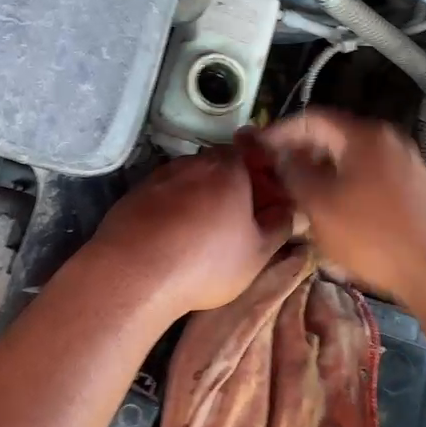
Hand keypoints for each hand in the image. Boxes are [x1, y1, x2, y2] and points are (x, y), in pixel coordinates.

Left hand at [78, 149, 289, 316]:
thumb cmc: (206, 261)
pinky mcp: (136, 193)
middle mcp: (194, 162)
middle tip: (242, 218)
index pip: (254, 154)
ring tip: (208, 231)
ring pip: (192, 179)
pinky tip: (175, 235)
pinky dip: (175, 208)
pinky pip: (165, 194)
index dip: (264, 175)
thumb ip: (279, 225)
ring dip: (203, 196)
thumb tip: (290, 211)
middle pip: (221, 165)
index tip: (269, 200)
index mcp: (229, 168)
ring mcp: (161, 175)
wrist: (134, 272)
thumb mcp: (257, 252)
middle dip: (234, 186)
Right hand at [255, 109, 425, 295]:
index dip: (280, 131)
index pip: (312, 118)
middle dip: (300, 151)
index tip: (258, 148)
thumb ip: (293, 173)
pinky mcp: (413, 187)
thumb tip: (282, 156)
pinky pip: (368, 174)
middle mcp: (387, 140)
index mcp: (364, 135)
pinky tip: (332, 207)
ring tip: (298, 192)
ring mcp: (405, 163)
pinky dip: (344, 182)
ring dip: (321, 169)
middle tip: (274, 171)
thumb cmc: (373, 235)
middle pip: (333, 135)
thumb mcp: (319, 204)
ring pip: (351, 157)